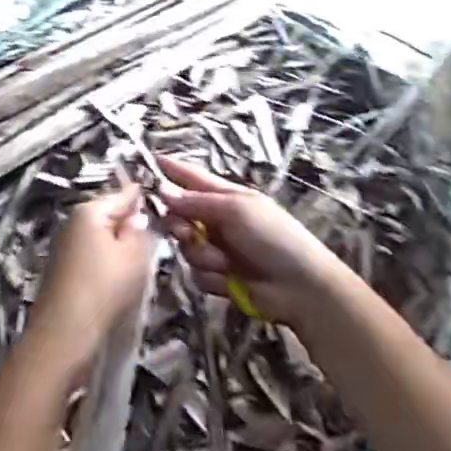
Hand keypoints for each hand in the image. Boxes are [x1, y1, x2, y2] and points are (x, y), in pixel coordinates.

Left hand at [32, 179, 156, 351]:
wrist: (65, 328)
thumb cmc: (105, 286)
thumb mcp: (134, 256)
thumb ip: (140, 231)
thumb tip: (136, 217)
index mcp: (89, 211)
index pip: (120, 195)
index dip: (138, 195)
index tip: (152, 191)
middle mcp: (72, 221)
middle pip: (107, 214)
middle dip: (127, 219)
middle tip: (152, 227)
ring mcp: (64, 243)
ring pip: (98, 234)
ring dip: (116, 240)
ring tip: (139, 251)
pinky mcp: (61, 265)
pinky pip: (90, 251)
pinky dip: (104, 255)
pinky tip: (116, 269)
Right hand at [157, 156, 347, 320]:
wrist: (303, 290)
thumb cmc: (275, 238)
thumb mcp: (237, 210)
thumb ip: (196, 201)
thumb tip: (162, 190)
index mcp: (226, 196)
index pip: (191, 177)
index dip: (170, 169)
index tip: (147, 161)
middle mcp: (218, 220)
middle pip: (179, 215)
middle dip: (180, 226)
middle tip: (187, 233)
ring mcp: (218, 249)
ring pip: (185, 247)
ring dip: (202, 255)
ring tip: (225, 264)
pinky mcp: (219, 277)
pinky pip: (196, 273)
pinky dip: (211, 277)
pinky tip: (230, 280)